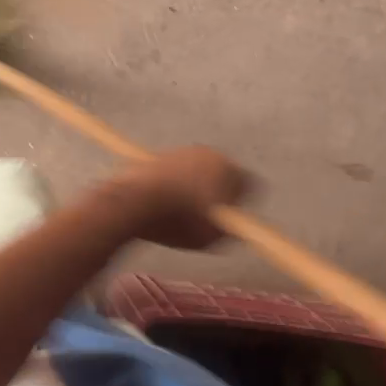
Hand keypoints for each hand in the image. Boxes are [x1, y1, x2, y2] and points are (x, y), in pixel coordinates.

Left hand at [98, 146, 250, 249]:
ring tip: (180, 210)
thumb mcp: (214, 235)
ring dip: (193, 185)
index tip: (230, 217)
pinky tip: (163, 202)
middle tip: (204, 214)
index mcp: (229, 168)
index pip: (247, 184)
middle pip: (221, 173)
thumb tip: (234, 224)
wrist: (137, 202)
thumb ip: (231, 226)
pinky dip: (172, 183)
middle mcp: (209, 153)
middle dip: (216, 189)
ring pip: (196, 170)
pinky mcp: (159, 154)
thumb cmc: (182, 220)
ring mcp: (182, 151)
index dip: (239, 202)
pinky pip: (174, 172)